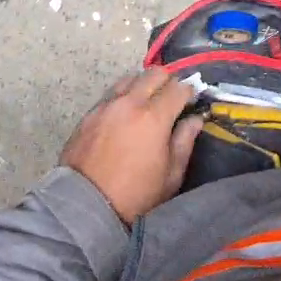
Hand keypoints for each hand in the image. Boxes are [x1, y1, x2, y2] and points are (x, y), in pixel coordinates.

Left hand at [60, 71, 204, 223]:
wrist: (85, 207)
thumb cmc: (136, 196)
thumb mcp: (171, 175)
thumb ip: (185, 141)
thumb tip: (195, 119)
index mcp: (154, 117)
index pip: (178, 88)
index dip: (190, 91)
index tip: (192, 99)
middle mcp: (130, 103)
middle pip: (154, 73)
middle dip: (168, 81)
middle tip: (172, 97)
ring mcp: (106, 105)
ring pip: (130, 78)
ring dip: (144, 84)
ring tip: (147, 101)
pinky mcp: (89, 113)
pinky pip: (111, 93)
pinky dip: (124, 95)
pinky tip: (125, 112)